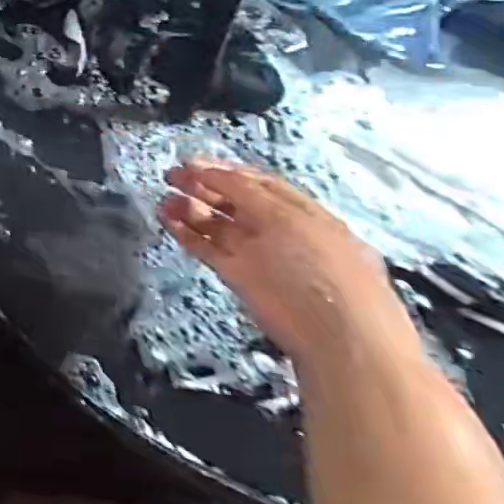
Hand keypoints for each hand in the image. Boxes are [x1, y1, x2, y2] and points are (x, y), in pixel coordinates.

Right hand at [159, 158, 415, 368]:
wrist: (340, 342)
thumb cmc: (321, 271)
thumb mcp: (287, 220)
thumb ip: (244, 191)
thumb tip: (204, 170)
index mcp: (304, 217)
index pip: (260, 185)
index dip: (225, 170)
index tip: (190, 161)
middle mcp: (280, 233)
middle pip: (234, 202)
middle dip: (201, 186)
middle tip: (170, 176)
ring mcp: (257, 255)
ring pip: (216, 224)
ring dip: (188, 207)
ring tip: (163, 199)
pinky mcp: (237, 275)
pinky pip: (205, 247)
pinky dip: (184, 231)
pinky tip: (165, 218)